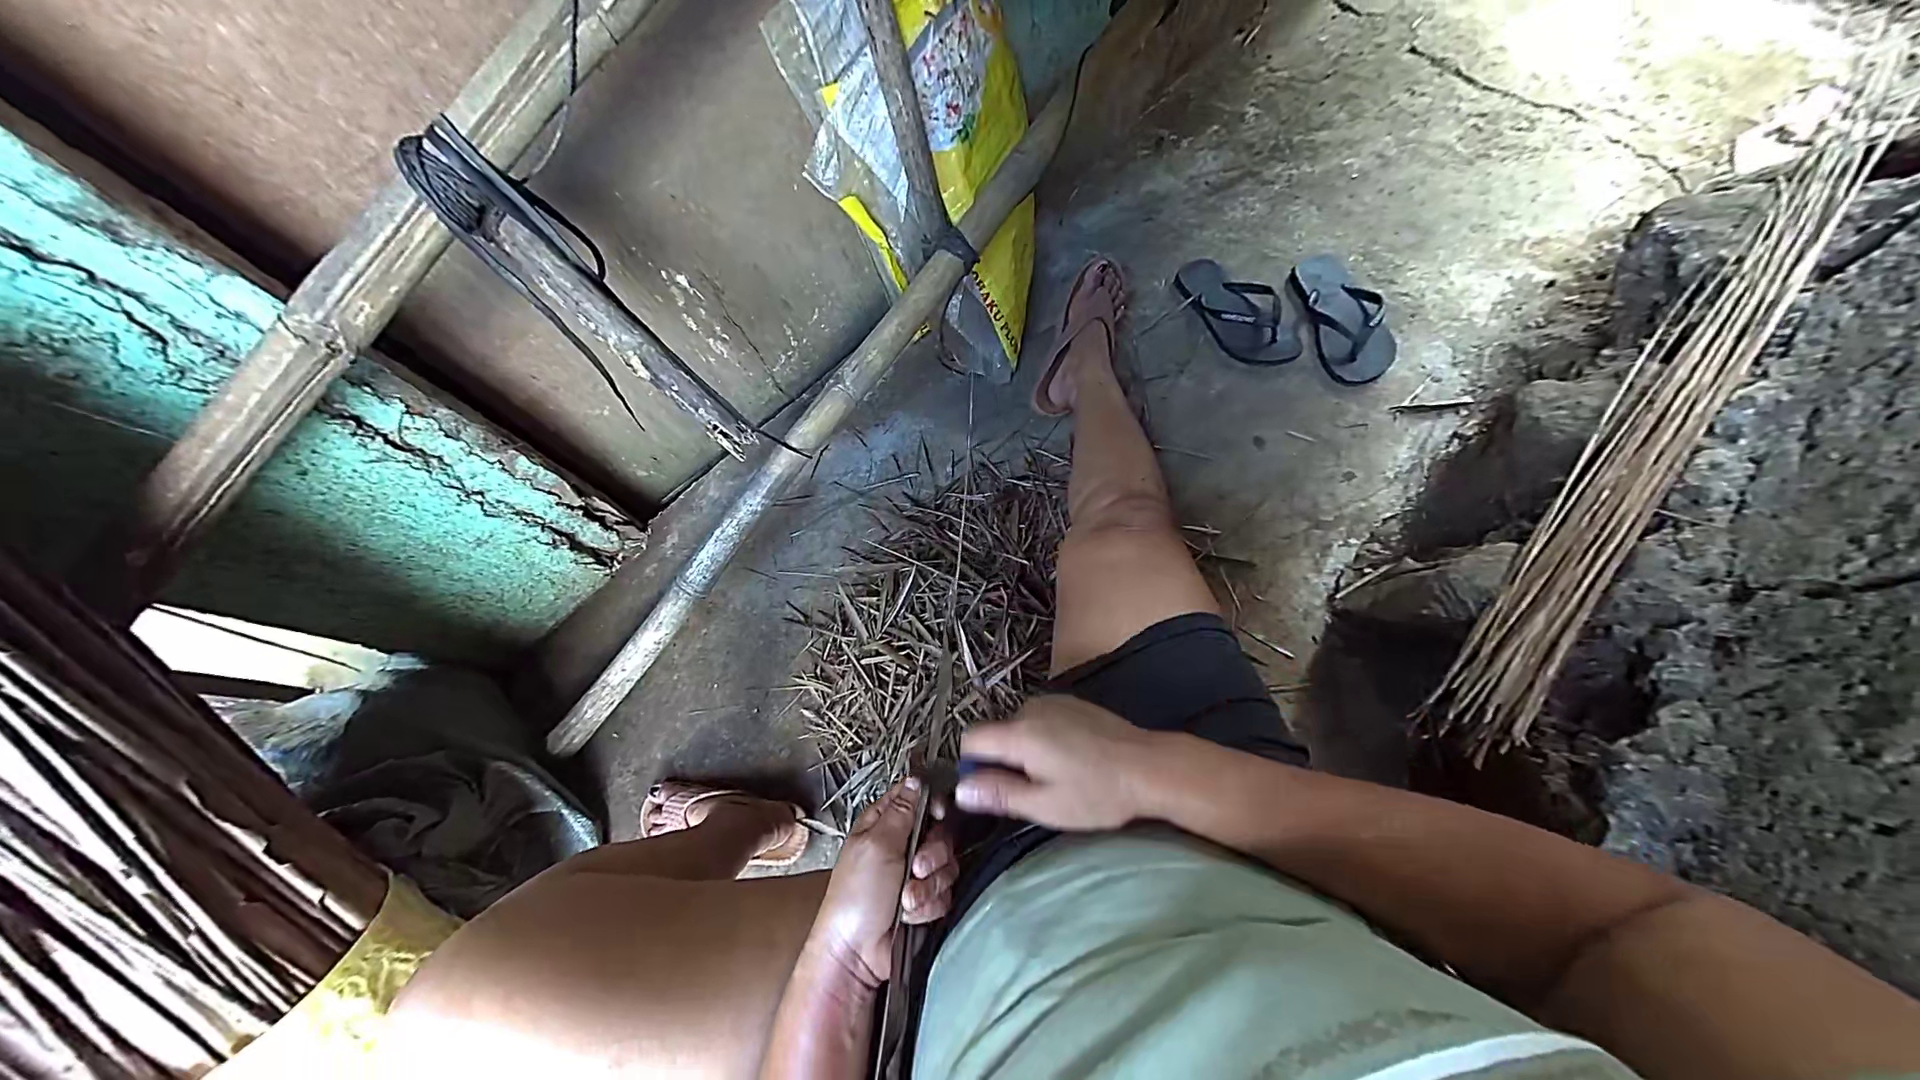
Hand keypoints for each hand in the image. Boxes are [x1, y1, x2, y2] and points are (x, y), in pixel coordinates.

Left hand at [809, 777, 957, 990]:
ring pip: (946, 864)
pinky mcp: (927, 898)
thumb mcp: (876, 844)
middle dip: (931, 853)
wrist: (858, 954)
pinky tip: (910, 913)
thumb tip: (916, 780)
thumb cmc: (855, 897)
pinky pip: (946, 891)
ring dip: (928, 884)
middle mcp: (902, 844)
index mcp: (884, 823)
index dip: (932, 804)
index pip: (917, 798)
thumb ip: (902, 810)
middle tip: (914, 867)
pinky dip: (929, 904)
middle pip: (940, 831)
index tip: (937, 815)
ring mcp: (915, 873)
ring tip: (906, 899)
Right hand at [954, 696, 1172, 829]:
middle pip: (996, 732)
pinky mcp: (1072, 702)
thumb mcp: (1044, 805)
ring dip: (1026, 748)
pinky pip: (1042, 719)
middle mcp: (1032, 709)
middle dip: (1004, 759)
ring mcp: (1054, 702)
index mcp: (1019, 734)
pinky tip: (1073, 758)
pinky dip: (1046, 737)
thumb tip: (961, 790)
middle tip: (1034, 788)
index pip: (971, 738)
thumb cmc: (1098, 792)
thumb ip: (999, 794)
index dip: (972, 764)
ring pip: (1019, 726)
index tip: (992, 786)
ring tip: (1059, 774)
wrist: (1149, 766)